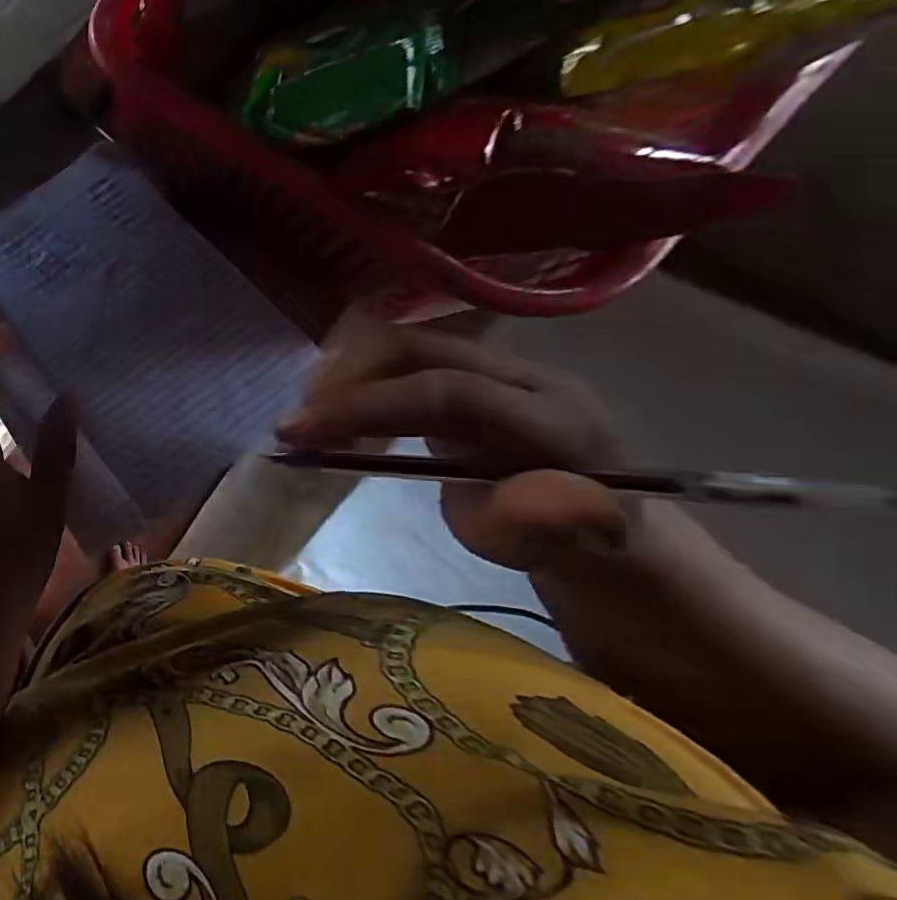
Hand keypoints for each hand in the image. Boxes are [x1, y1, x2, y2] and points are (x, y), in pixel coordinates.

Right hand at [276, 315, 629, 571]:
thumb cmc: (570, 548)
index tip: (295, 434)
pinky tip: (334, 416)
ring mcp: (494, 371)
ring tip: (308, 423)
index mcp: (553, 417)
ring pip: (403, 347)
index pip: (445, 390)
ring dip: (342, 379)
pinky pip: (401, 361)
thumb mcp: (562, 552)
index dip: (364, 405)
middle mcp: (524, 377)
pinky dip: (355, 382)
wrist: (604, 530)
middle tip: (295, 425)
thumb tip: (526, 503)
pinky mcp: (467, 376)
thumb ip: (544, 526)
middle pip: (417, 350)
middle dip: (343, 381)